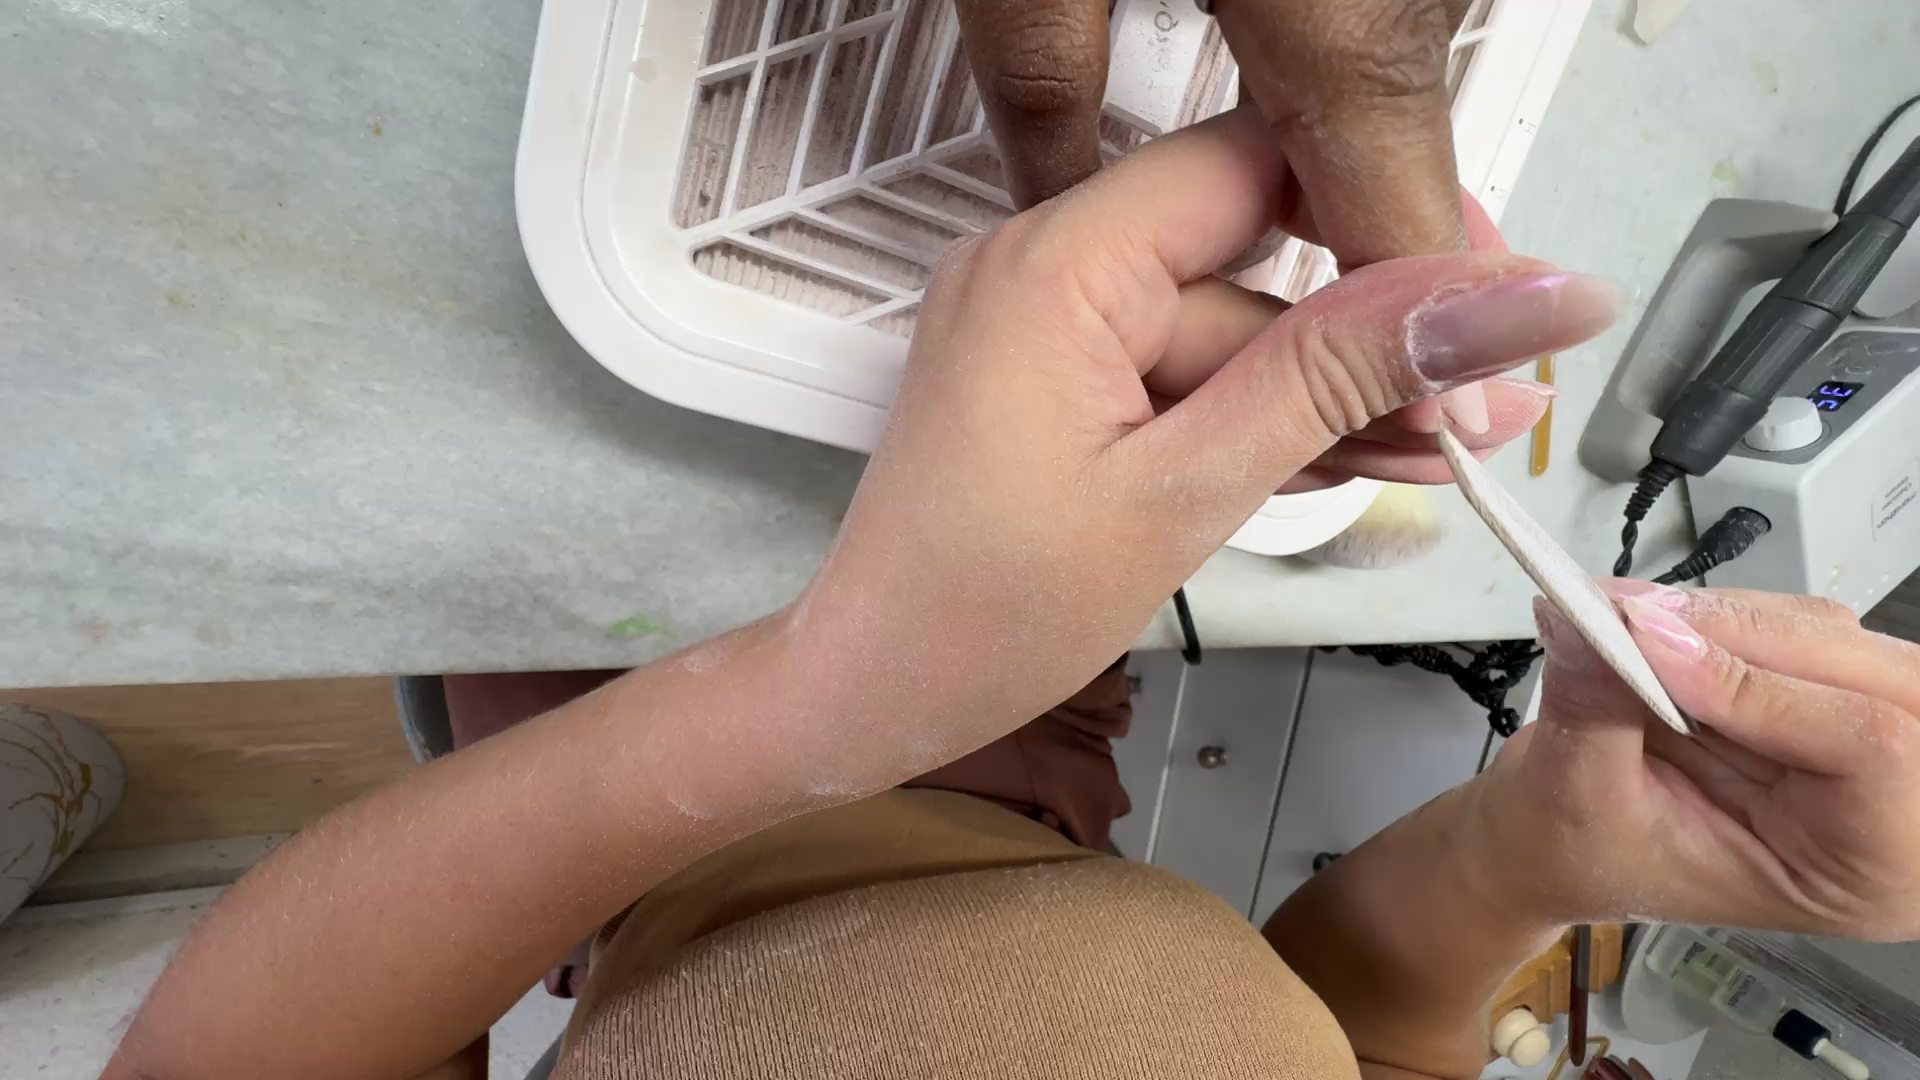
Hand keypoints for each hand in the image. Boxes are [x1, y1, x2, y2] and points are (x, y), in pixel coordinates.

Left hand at [784, 108, 1615, 796]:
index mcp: (1051, 265)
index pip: (1252, 167)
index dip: (1383, 218)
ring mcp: (1035, 330)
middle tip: (1481, 410)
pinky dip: (1241, 418)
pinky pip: (1163, 376)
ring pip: (1212, 333)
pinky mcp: (1043, 384)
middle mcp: (1032, 271)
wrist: (880, 682)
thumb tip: (1503, 298)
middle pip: (1241, 263)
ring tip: (1431, 452)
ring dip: (1316, 394)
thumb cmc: (985, 612)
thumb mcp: (1183, 491)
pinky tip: (1336, 457)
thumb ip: (1337, 378)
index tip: (1487, 295)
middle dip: (1363, 340)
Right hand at [1463, 581, 1919, 940]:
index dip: (1757, 687)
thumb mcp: (1573, 790)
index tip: (1639, 642)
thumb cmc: (1571, 851)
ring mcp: (1849, 748)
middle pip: (1884, 686)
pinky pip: (1787, 629)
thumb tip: (1584, 620)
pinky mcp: (1799, 701)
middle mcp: (1890, 806)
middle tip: (1634, 614)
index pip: (1875, 753)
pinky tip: (1640, 630)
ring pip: (1838, 642)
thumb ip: (1592, 705)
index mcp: (1863, 868)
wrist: (1552, 845)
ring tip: (1620, 620)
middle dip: (1753, 636)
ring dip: (1723, 618)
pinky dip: (1706, 616)